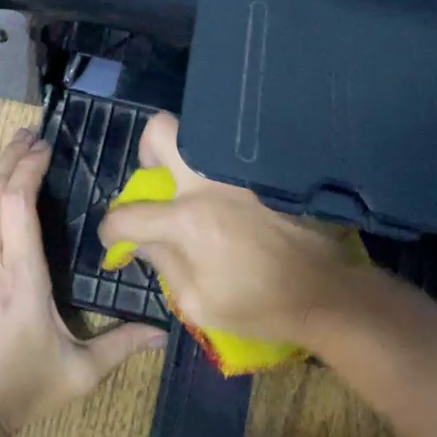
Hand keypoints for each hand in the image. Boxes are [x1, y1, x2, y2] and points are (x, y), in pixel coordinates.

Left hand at [0, 128, 164, 432]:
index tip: (44, 147)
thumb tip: (162, 336)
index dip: (27, 168)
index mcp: (20, 274)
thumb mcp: (78, 371)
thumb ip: (120, 346)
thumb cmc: (20, 387)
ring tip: (16, 167)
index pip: (16, 203)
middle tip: (28, 136)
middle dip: (7, 158)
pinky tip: (1, 224)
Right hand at [98, 113, 378, 347]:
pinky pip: (237, 157)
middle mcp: (210, 184)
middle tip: (159, 175)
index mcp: (188, 221)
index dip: (111, 229)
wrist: (326, 293)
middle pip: (162, 131)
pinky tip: (235, 198)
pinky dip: (226, 171)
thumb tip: (143, 242)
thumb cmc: (260, 306)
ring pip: (203, 135)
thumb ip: (164, 265)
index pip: (128, 215)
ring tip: (198, 185)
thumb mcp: (198, 303)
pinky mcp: (270, 173)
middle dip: (148, 150)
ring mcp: (242, 172)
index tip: (115, 238)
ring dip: (190, 155)